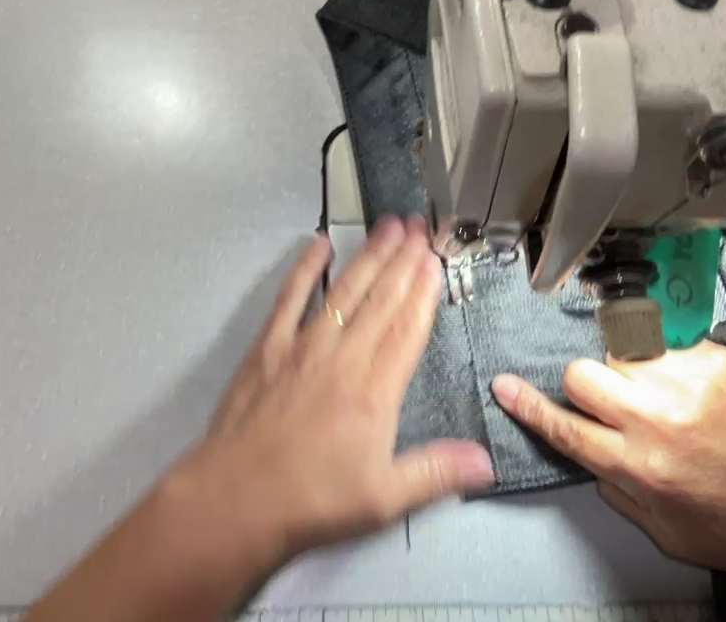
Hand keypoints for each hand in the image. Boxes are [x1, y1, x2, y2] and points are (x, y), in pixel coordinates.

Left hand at [166, 217, 494, 567]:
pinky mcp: (269, 345)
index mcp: (375, 390)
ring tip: (387, 226)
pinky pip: (291, 297)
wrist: (239, 498)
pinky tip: (318, 243)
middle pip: (380, 299)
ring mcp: (303, 346)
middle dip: (403, 260)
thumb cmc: (314, 500)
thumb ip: (436, 473)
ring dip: (368, 256)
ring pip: (344, 290)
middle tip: (417, 226)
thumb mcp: (384, 499)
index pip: (407, 329)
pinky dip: (305, 268)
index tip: (435, 261)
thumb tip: (487, 462)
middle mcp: (343, 357)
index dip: (424, 292)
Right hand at [491, 342, 725, 595]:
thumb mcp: (671, 536)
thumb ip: (618, 492)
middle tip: (611, 401)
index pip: (564, 426)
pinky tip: (700, 394)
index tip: (504, 385)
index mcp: (642, 469)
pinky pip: (668, 348)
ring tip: (668, 400)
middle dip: (584, 385)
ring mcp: (689, 382)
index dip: (527, 404)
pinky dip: (672, 367)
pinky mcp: (718, 359)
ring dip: (631, 373)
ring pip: (623, 353)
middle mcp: (658, 420)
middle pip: (581, 371)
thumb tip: (589, 455)